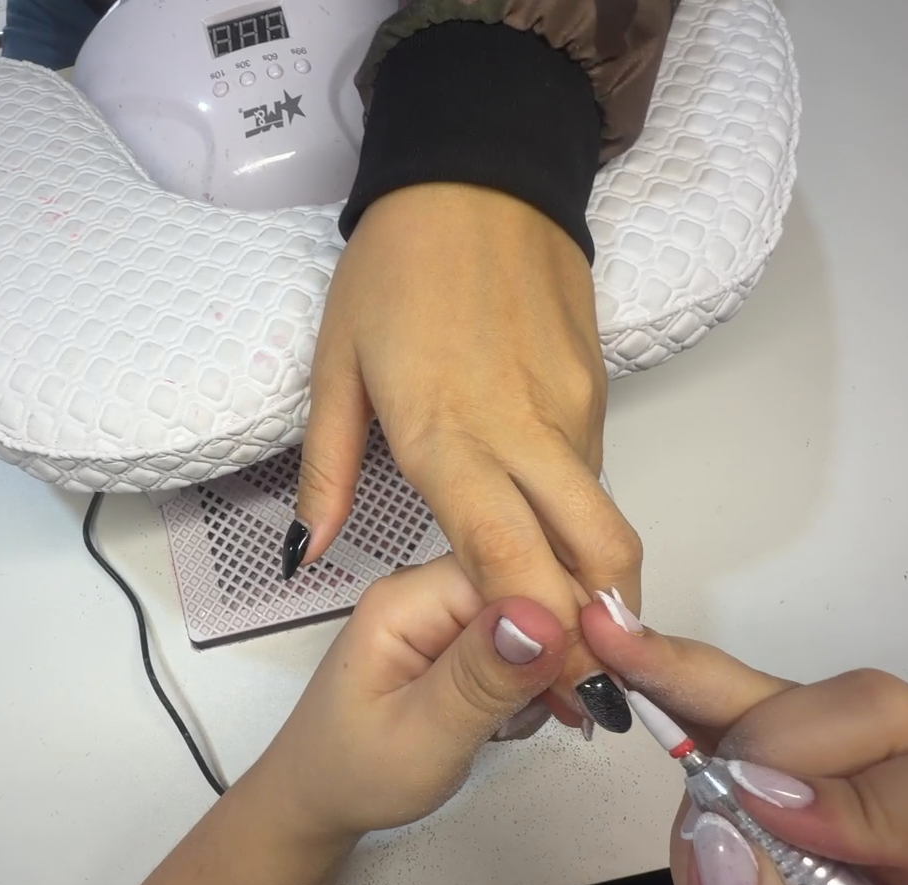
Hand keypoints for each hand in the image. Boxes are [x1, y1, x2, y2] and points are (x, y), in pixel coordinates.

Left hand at [243, 557, 566, 841]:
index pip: (509, 568)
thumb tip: (545, 617)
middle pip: (529, 585)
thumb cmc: (354, 771)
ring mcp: (441, 614)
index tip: (591, 683)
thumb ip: (481, 680)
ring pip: (533, 616)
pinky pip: (519, 641)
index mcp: (405, 598)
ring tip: (513, 723)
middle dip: (561, 650)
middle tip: (564, 713)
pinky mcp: (454, 639)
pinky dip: (531, 682)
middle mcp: (425, 591)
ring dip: (547, 672)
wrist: (321, 793)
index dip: (563, 618)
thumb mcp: (421, 737)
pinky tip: (509, 717)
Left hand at [291, 183, 641, 732]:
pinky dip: (579, 520)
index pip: (509, 558)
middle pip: (596, 553)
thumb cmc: (391, 274)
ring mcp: (575, 409)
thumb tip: (307, 550)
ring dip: (588, 578)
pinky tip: (549, 533)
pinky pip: (593, 473)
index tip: (545, 685)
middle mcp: (528, 433)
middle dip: (595, 626)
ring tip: (560, 620)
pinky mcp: (599, 387)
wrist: (478, 176)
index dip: (536, 633)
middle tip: (575, 673)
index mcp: (449, 437)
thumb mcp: (335, 370)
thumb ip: (327, 472)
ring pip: (599, 516)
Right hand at [579, 599, 907, 884]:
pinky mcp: (785, 734)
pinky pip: (734, 685)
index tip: (774, 821)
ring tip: (689, 780)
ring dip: (726, 719)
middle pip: (885, 713)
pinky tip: (616, 644)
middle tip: (714, 795)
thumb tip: (719, 847)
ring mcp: (860, 755)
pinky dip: (670, 671)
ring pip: (811, 691)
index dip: (879, 798)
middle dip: (783, 746)